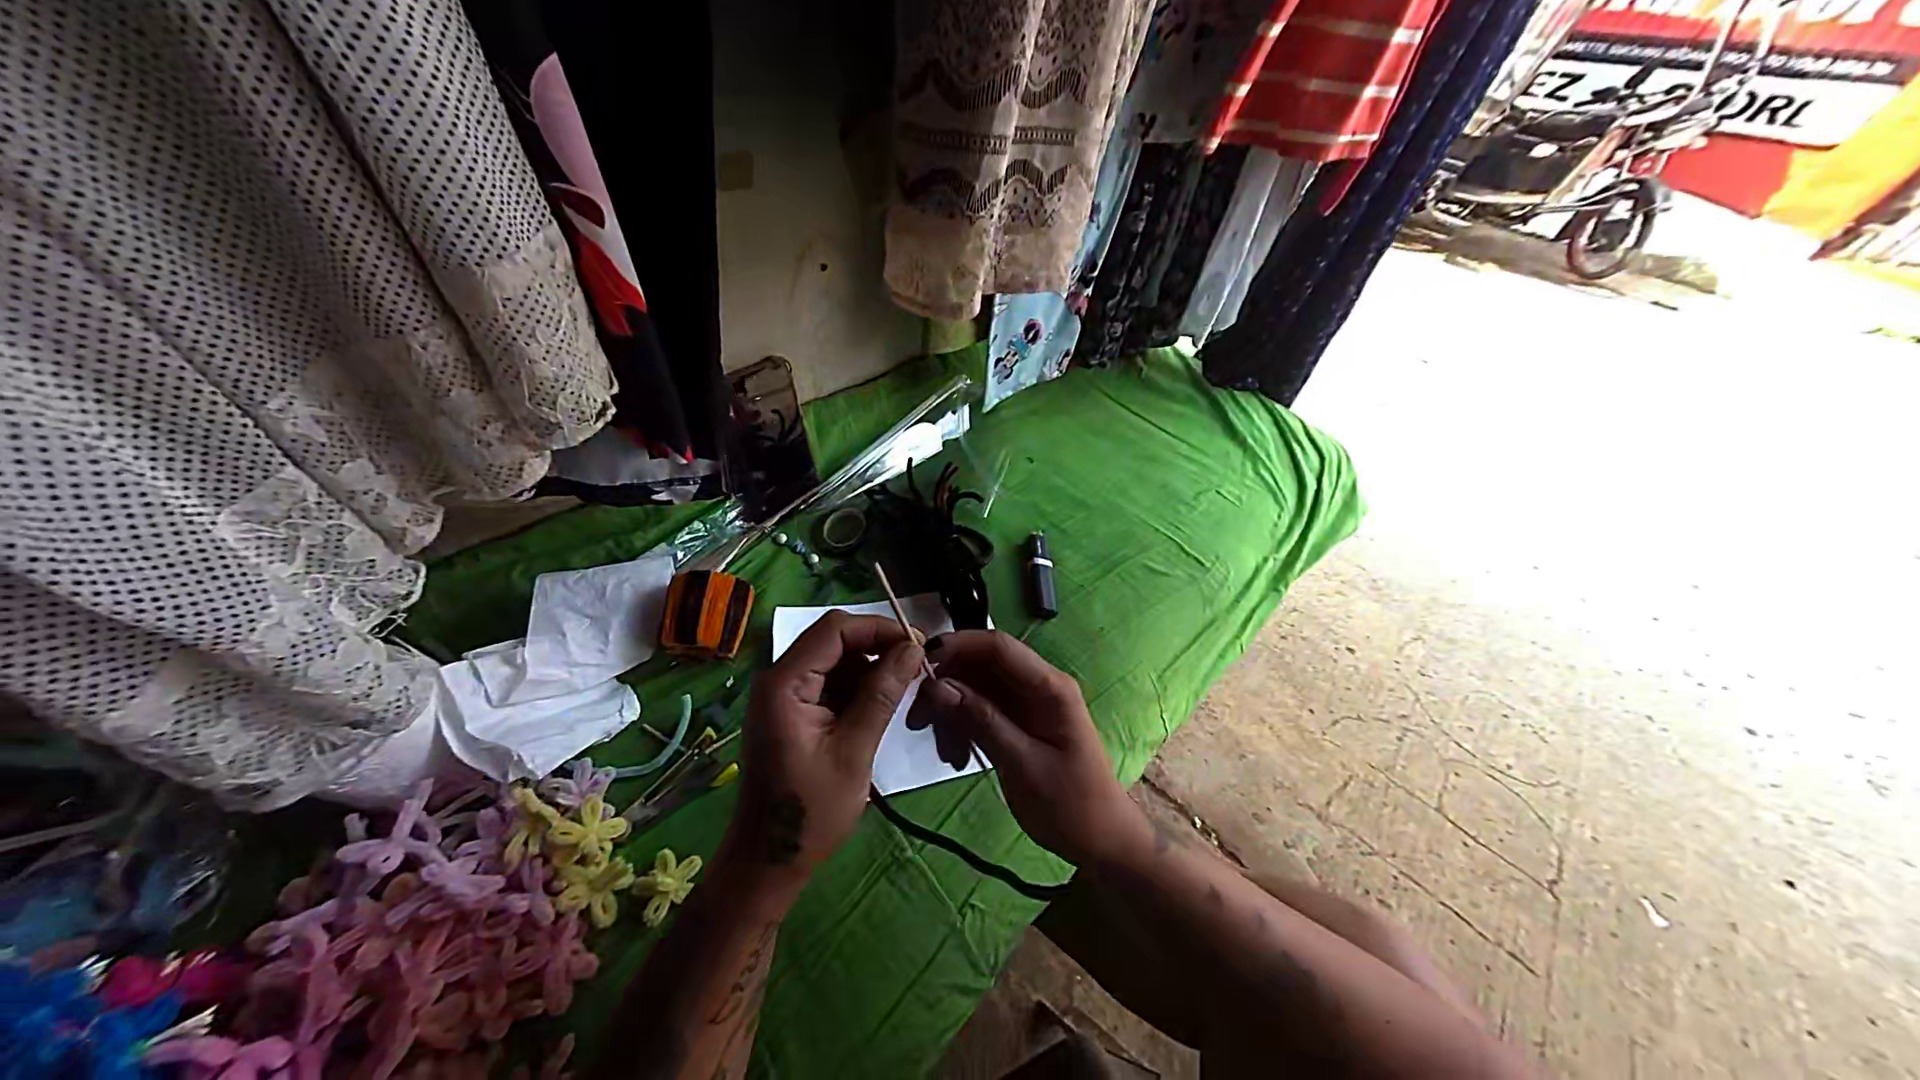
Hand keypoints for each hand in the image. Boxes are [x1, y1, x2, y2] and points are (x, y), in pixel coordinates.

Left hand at [722, 613, 922, 887]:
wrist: (769, 859)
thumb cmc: (810, 812)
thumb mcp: (854, 751)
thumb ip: (882, 695)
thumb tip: (912, 649)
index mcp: (785, 684)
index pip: (834, 630)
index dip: (878, 628)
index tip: (917, 643)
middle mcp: (778, 679)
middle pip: (833, 639)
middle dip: (877, 646)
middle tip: (916, 665)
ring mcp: (783, 694)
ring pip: (834, 659)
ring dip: (870, 666)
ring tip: (905, 686)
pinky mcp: (792, 710)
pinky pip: (829, 681)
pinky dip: (857, 686)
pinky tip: (881, 703)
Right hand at [907, 631, 1150, 866]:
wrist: (1100, 840)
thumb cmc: (1072, 804)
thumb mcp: (1023, 764)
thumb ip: (983, 721)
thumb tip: (939, 686)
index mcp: (1050, 687)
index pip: (998, 647)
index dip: (957, 645)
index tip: (920, 663)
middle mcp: (1037, 686)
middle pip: (980, 665)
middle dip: (946, 685)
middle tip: (917, 719)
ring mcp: (1025, 704)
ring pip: (974, 688)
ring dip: (951, 712)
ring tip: (944, 751)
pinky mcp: (1015, 722)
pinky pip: (979, 710)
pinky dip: (961, 727)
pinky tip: (956, 756)